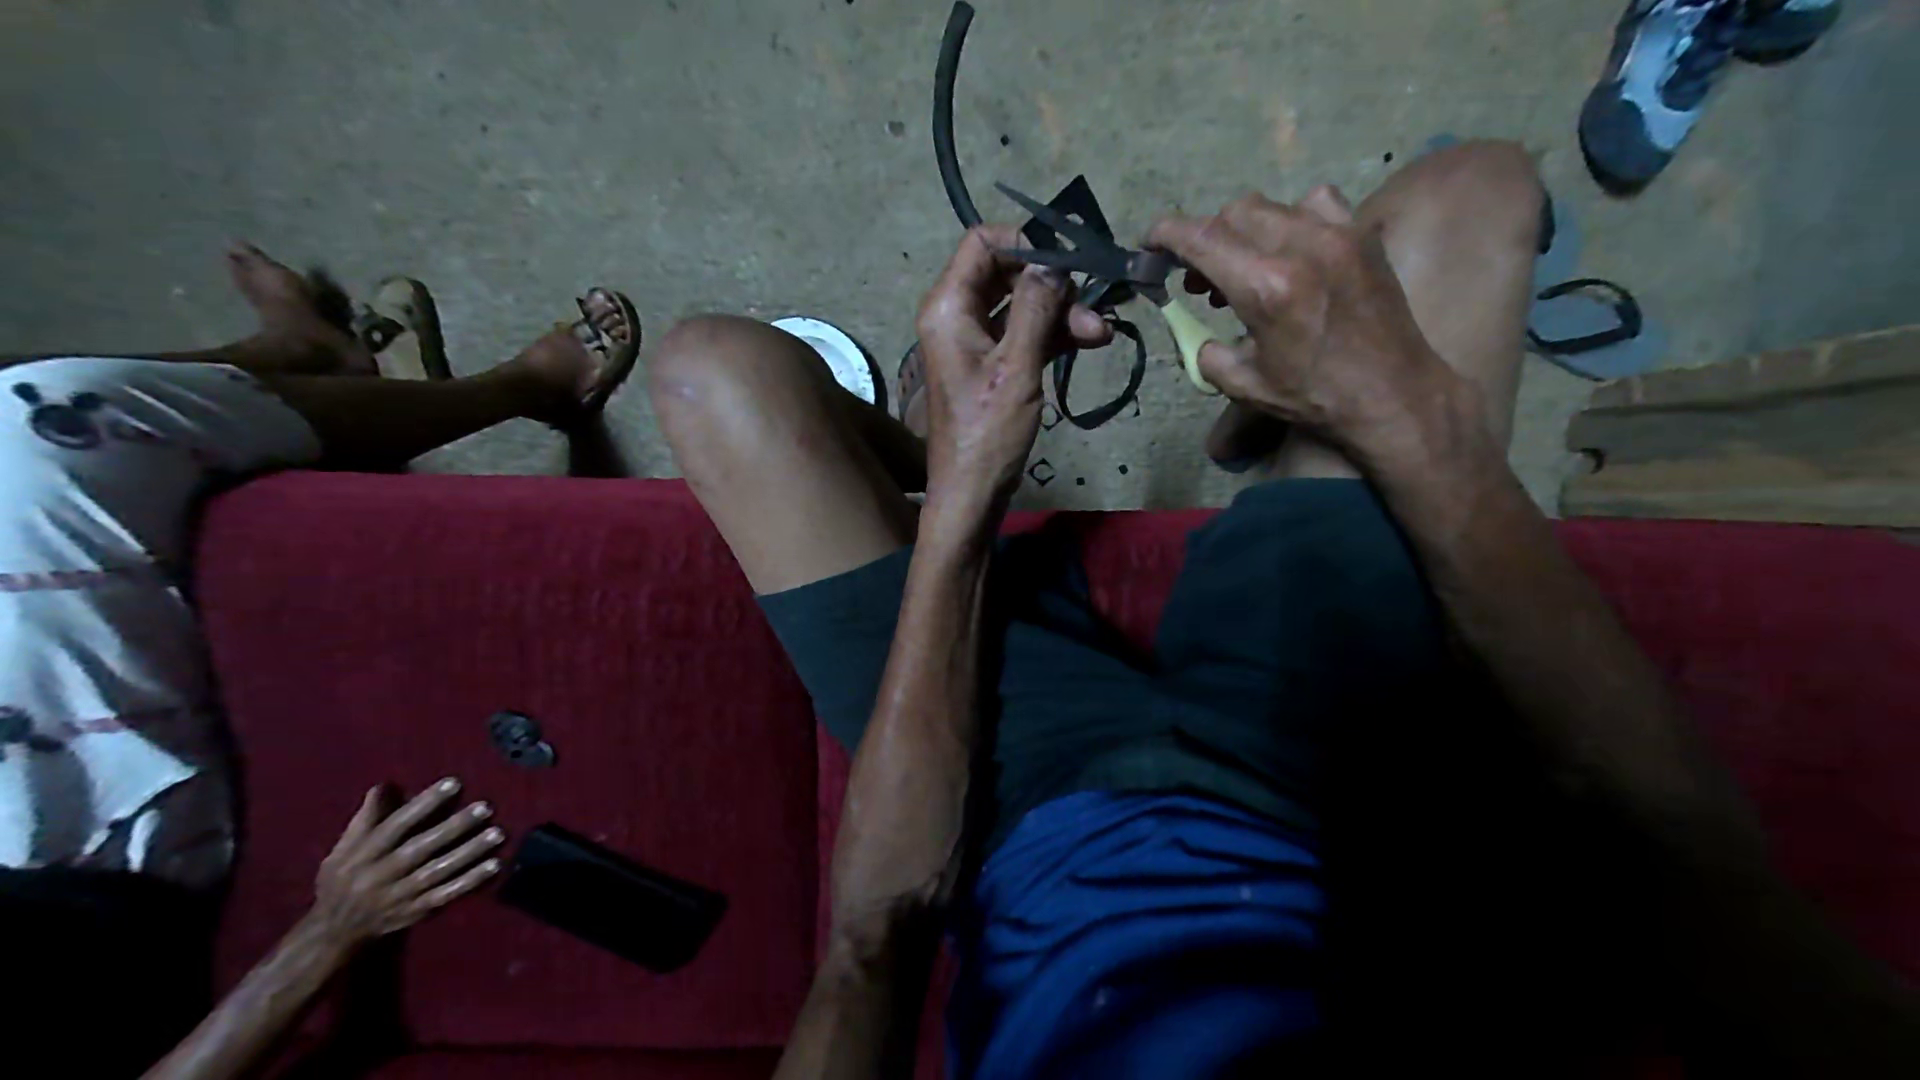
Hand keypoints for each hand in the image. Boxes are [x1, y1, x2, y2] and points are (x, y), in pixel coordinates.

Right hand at [308, 778, 505, 950]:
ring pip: (437, 872)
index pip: (395, 826)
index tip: (454, 783)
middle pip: (420, 849)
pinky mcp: (415, 912)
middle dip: (454, 828)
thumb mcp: (344, 849)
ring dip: (469, 853)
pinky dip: (471, 881)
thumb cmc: (346, 878)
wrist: (334, 933)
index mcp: (361, 856)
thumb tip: (385, 784)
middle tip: (486, 807)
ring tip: (498, 833)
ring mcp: (398, 897)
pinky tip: (495, 865)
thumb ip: (367, 818)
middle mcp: (379, 876)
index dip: (424, 804)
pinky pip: (445, 896)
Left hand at [914, 225, 1111, 516]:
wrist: (972, 489)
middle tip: (1091, 305)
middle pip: (1007, 273)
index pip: (982, 243)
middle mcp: (956, 315)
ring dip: (1060, 313)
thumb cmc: (988, 431)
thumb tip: (1054, 263)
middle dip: (1053, 285)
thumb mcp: (1016, 366)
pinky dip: (1052, 335)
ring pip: (1021, 305)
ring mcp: (973, 341)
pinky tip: (1088, 341)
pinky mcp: (991, 364)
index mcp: (948, 307)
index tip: (1068, 260)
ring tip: (1100, 332)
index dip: (1026, 243)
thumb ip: (1036, 308)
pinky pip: (1023, 333)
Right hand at [1147, 187, 1469, 465]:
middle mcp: (1302, 247)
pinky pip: (1316, 204)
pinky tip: (1290, 252)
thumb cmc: (1315, 397)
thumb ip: (1207, 353)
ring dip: (1244, 231)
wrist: (1393, 394)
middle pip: (1233, 214)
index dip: (1166, 235)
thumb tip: (1199, 336)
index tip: (1149, 245)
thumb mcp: (1243, 385)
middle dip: (1205, 239)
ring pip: (1271, 206)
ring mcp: (1338, 234)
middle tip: (1198, 279)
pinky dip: (1290, 220)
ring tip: (1241, 268)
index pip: (1202, 239)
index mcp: (1267, 287)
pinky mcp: (1362, 235)